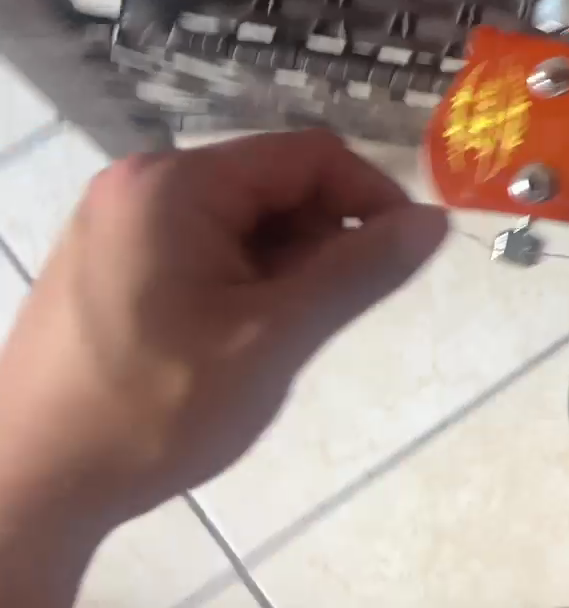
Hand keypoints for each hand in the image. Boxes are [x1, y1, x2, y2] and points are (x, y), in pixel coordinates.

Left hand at [0, 131, 446, 532]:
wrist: (22, 499)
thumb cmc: (150, 408)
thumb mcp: (278, 334)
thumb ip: (365, 267)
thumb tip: (439, 220)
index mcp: (175, 187)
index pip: (315, 157)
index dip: (372, 196)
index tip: (400, 253)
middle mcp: (146, 188)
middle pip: (289, 183)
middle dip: (329, 237)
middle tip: (328, 303)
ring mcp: (130, 223)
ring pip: (265, 215)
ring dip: (299, 261)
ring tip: (284, 324)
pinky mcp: (126, 259)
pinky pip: (228, 241)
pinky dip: (261, 275)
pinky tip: (249, 327)